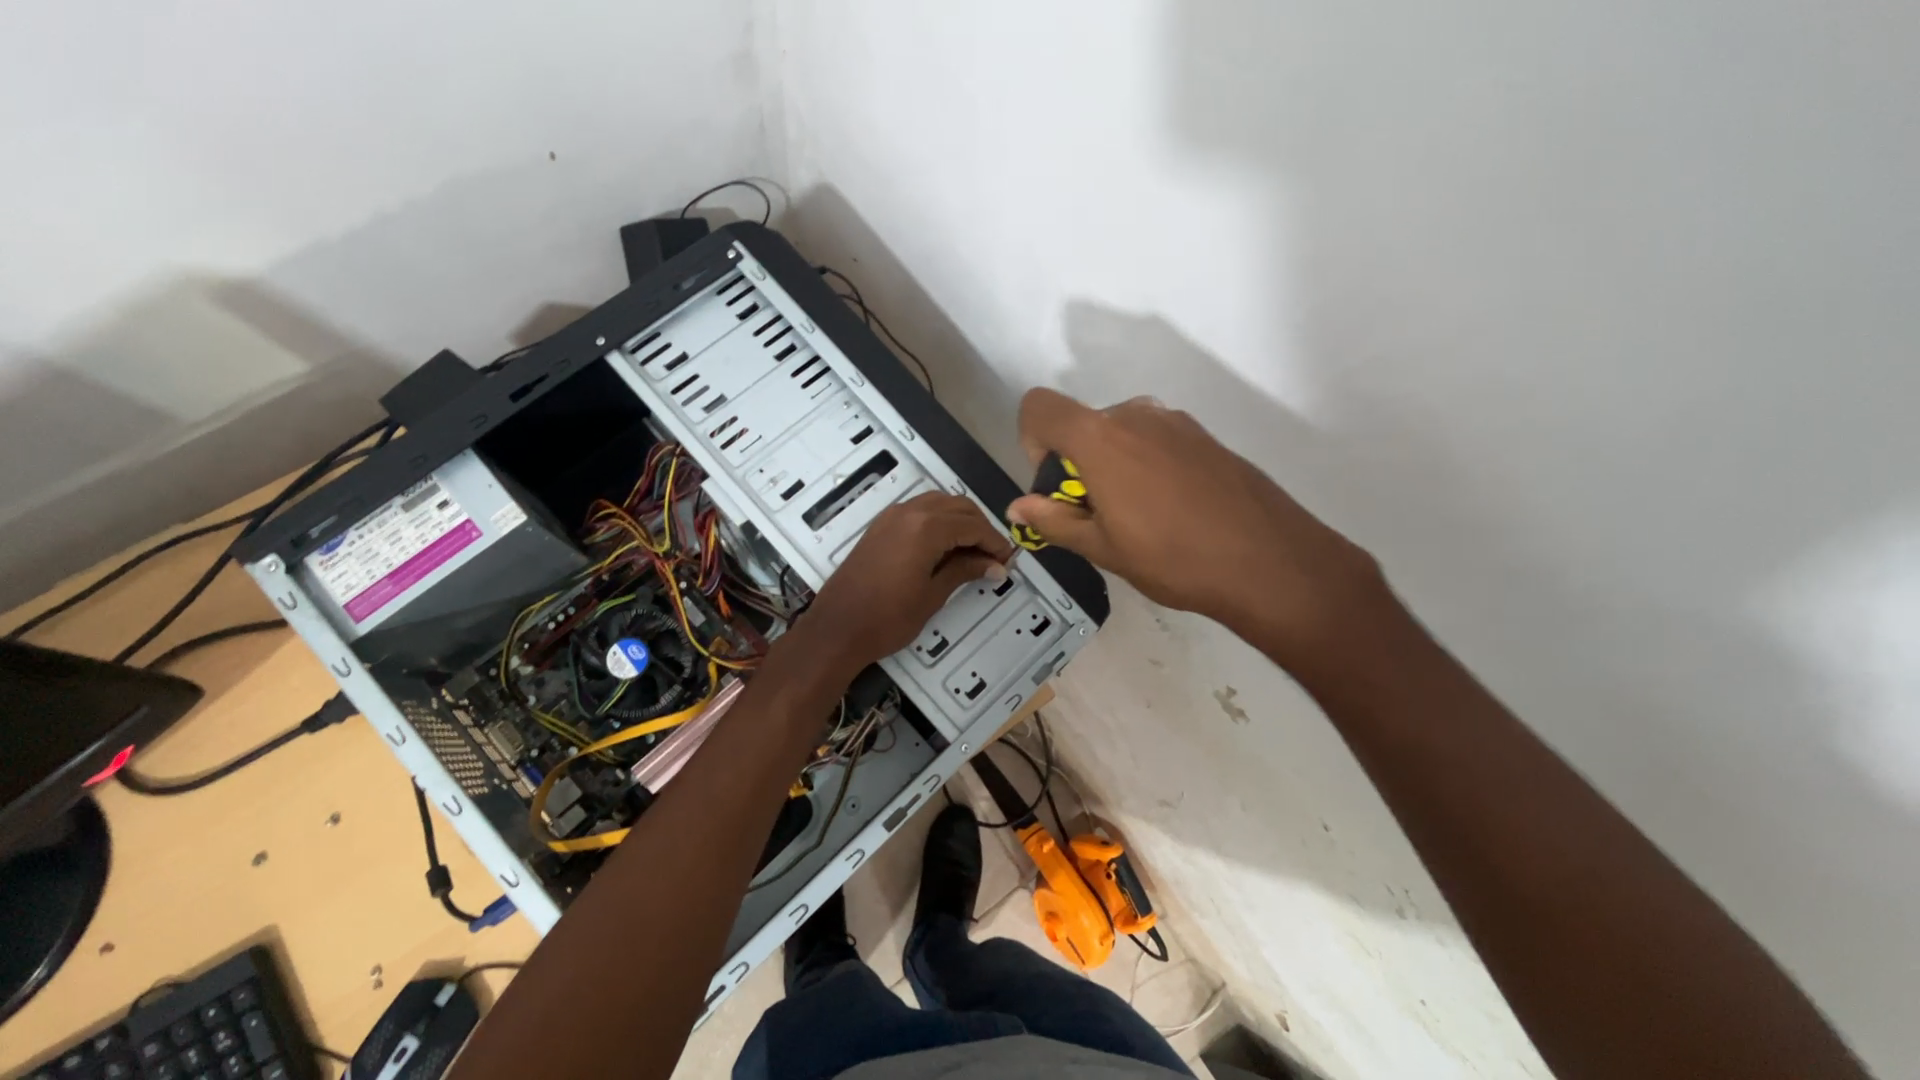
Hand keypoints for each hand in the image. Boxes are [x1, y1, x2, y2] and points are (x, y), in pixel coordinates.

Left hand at [798, 493, 1013, 673]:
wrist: (837, 628)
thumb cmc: (888, 618)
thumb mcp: (932, 595)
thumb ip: (964, 571)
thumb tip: (996, 566)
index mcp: (926, 527)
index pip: (973, 525)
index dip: (995, 542)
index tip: (1008, 561)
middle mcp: (910, 512)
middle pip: (958, 507)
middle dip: (980, 528)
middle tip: (994, 558)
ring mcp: (891, 517)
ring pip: (938, 504)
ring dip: (960, 521)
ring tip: (972, 552)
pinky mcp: (880, 527)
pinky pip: (918, 511)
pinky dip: (938, 521)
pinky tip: (946, 547)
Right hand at [1009, 388, 1387, 669]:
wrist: (1269, 561)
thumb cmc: (1173, 558)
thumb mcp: (1103, 549)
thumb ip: (1054, 522)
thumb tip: (1018, 508)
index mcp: (1100, 437)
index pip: (1040, 406)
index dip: (1032, 440)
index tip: (1055, 486)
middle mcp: (1136, 415)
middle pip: (1083, 424)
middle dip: (1077, 464)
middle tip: (1099, 517)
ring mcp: (1176, 422)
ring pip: (1122, 434)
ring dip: (1114, 466)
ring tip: (1140, 520)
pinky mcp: (1206, 436)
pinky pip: (1157, 441)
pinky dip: (1147, 466)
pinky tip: (1175, 513)